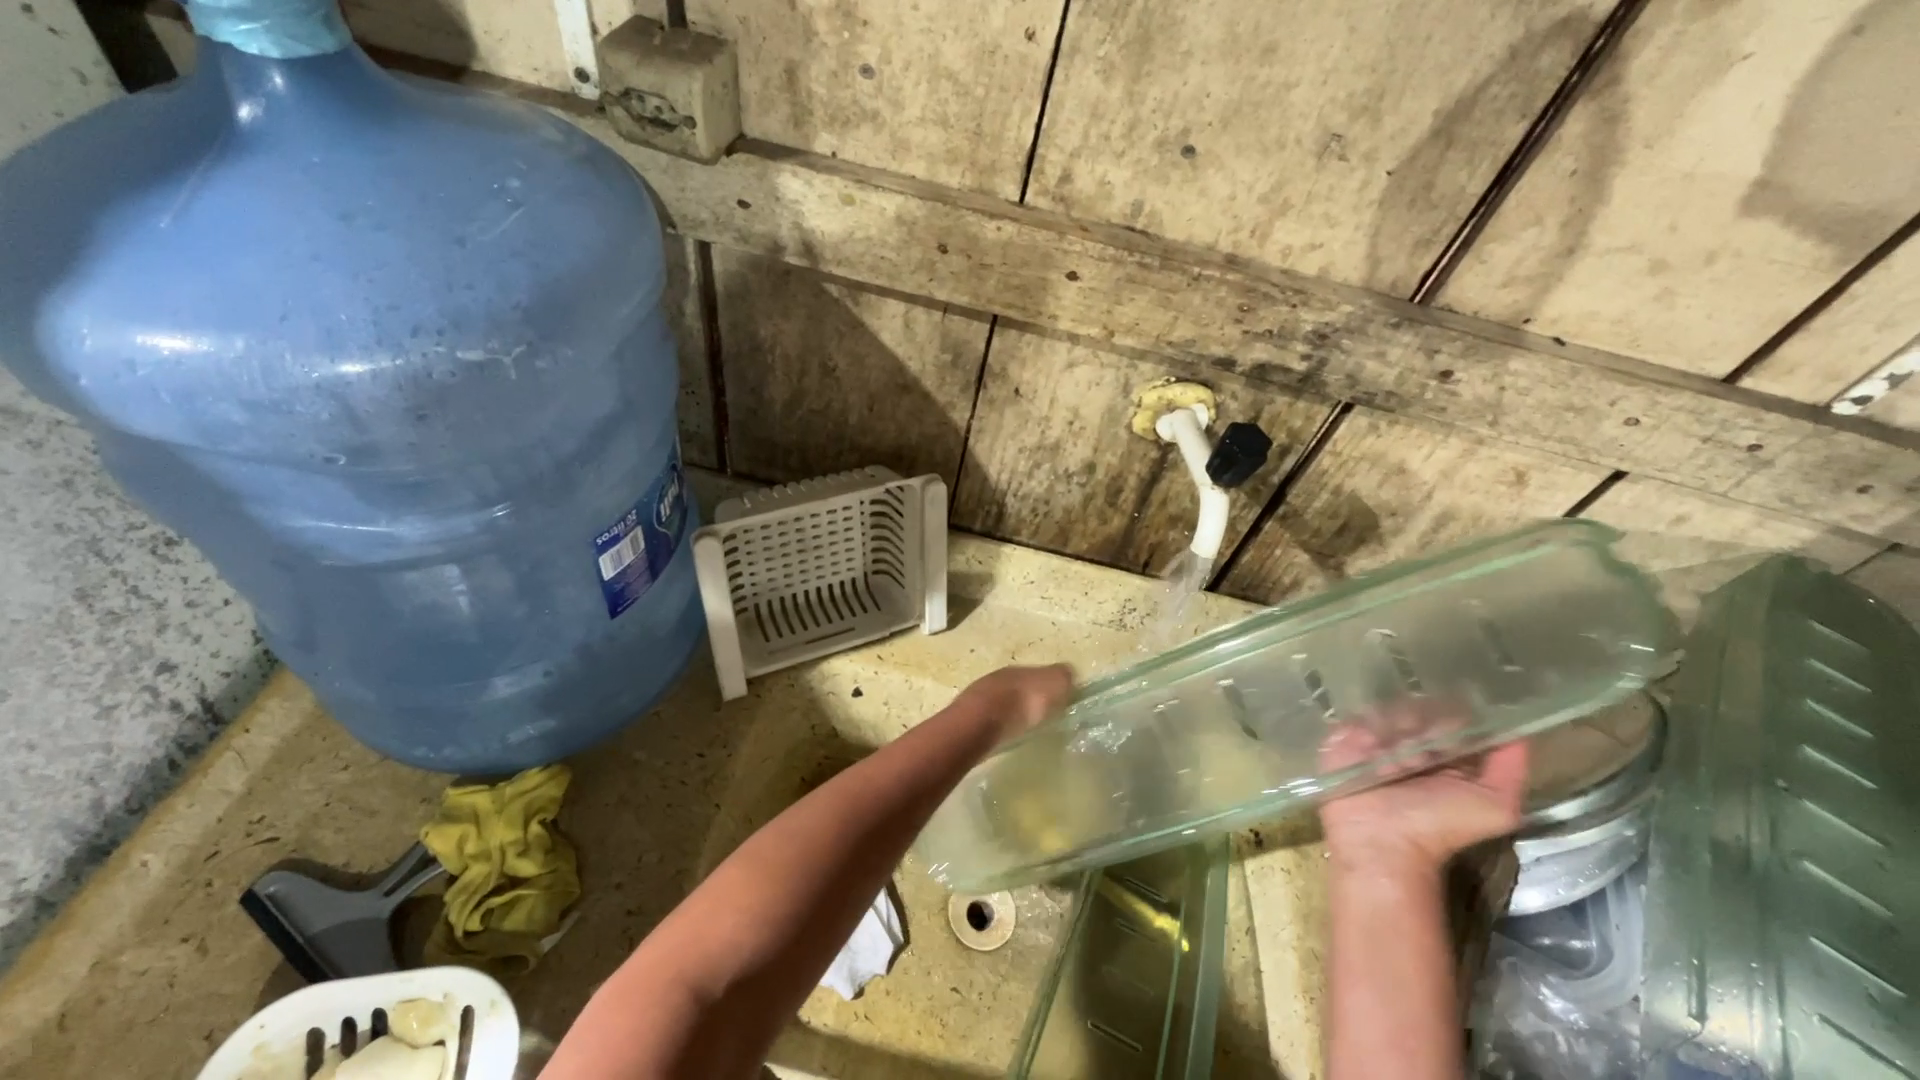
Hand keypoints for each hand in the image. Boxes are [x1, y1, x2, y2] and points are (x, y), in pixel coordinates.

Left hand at [954, 664, 1075, 743]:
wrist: (982, 720)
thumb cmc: (1024, 702)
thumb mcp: (1054, 685)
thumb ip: (1063, 677)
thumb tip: (1068, 673)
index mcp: (1022, 668)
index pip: (1040, 673)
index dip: (1050, 687)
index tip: (1058, 701)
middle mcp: (1000, 677)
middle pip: (1019, 686)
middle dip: (1029, 698)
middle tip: (1041, 715)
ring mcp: (981, 696)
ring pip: (1002, 701)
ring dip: (1011, 711)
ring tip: (1022, 727)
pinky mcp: (969, 717)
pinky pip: (990, 718)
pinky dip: (998, 724)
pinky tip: (1004, 734)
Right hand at [1318, 715, 1528, 876]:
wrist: (1385, 845)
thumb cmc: (1440, 828)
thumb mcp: (1497, 803)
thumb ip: (1511, 767)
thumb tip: (1520, 730)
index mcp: (1443, 756)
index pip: (1453, 720)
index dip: (1459, 714)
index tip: (1460, 714)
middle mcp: (1409, 746)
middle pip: (1420, 710)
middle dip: (1426, 719)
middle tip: (1425, 743)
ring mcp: (1375, 742)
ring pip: (1388, 711)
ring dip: (1396, 728)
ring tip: (1398, 756)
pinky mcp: (1343, 742)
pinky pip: (1356, 720)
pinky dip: (1367, 730)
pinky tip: (1374, 749)